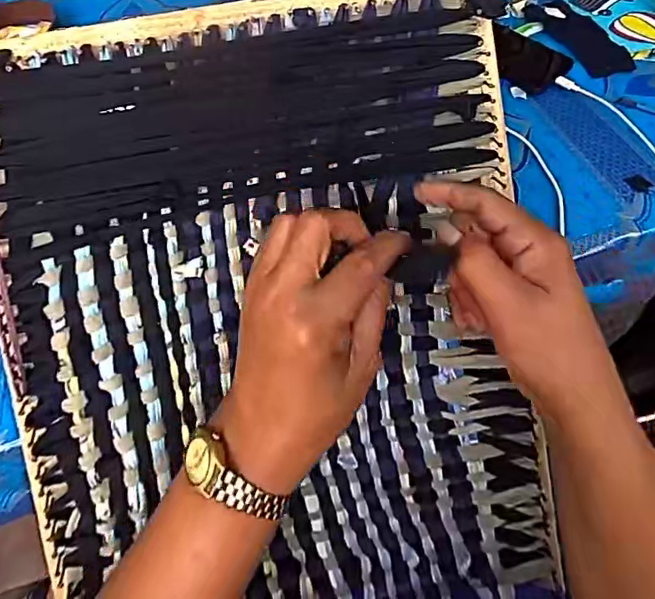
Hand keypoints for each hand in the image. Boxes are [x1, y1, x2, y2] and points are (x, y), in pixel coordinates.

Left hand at [214, 209, 408, 494]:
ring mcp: (260, 285)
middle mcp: (283, 292)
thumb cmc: (315, 412)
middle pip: (316, 223)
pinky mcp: (250, 286)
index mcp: (315, 319)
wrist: (257, 432)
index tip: (404, 241)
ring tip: (339, 251)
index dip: (388, 245)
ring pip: (289, 221)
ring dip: (320, 226)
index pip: (360, 262)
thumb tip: (381, 270)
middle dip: (349, 225)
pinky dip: (297, 237)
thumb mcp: (361, 367)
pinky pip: (273, 239)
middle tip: (365, 247)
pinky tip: (315, 260)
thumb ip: (374, 310)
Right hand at [417, 181, 627, 427]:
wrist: (578, 403)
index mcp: (535, 240)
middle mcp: (529, 248)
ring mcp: (524, 270)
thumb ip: (473, 260)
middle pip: (476, 232)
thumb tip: (448, 230)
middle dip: (460, 262)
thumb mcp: (506, 304)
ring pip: (473, 259)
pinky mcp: (517, 292)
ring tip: (479, 317)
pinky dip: (472, 300)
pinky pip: (479, 281)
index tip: (416, 191)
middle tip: (465, 297)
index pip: (486, 201)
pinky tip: (481, 324)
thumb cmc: (548, 352)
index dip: (450, 192)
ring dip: (466, 286)